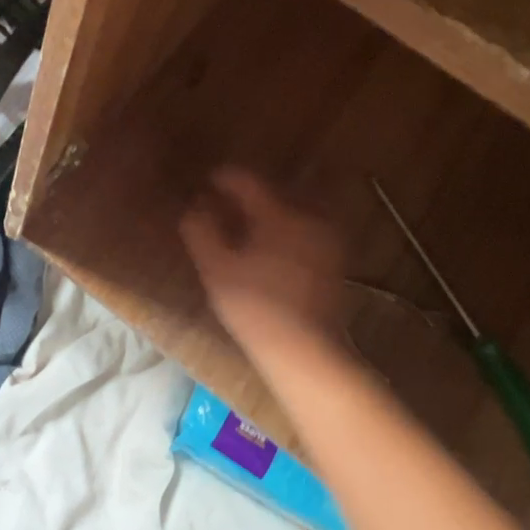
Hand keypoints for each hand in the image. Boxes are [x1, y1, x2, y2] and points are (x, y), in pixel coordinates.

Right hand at [179, 167, 351, 362]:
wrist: (306, 351)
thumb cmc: (255, 308)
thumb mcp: (217, 268)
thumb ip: (201, 230)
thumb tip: (195, 207)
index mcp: (281, 213)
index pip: (248, 181)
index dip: (223, 178)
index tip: (205, 182)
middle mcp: (311, 217)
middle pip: (274, 191)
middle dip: (247, 194)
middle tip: (221, 202)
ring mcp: (328, 238)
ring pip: (293, 210)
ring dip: (268, 210)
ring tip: (244, 223)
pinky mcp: (335, 259)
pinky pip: (305, 229)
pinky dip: (285, 229)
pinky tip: (269, 245)